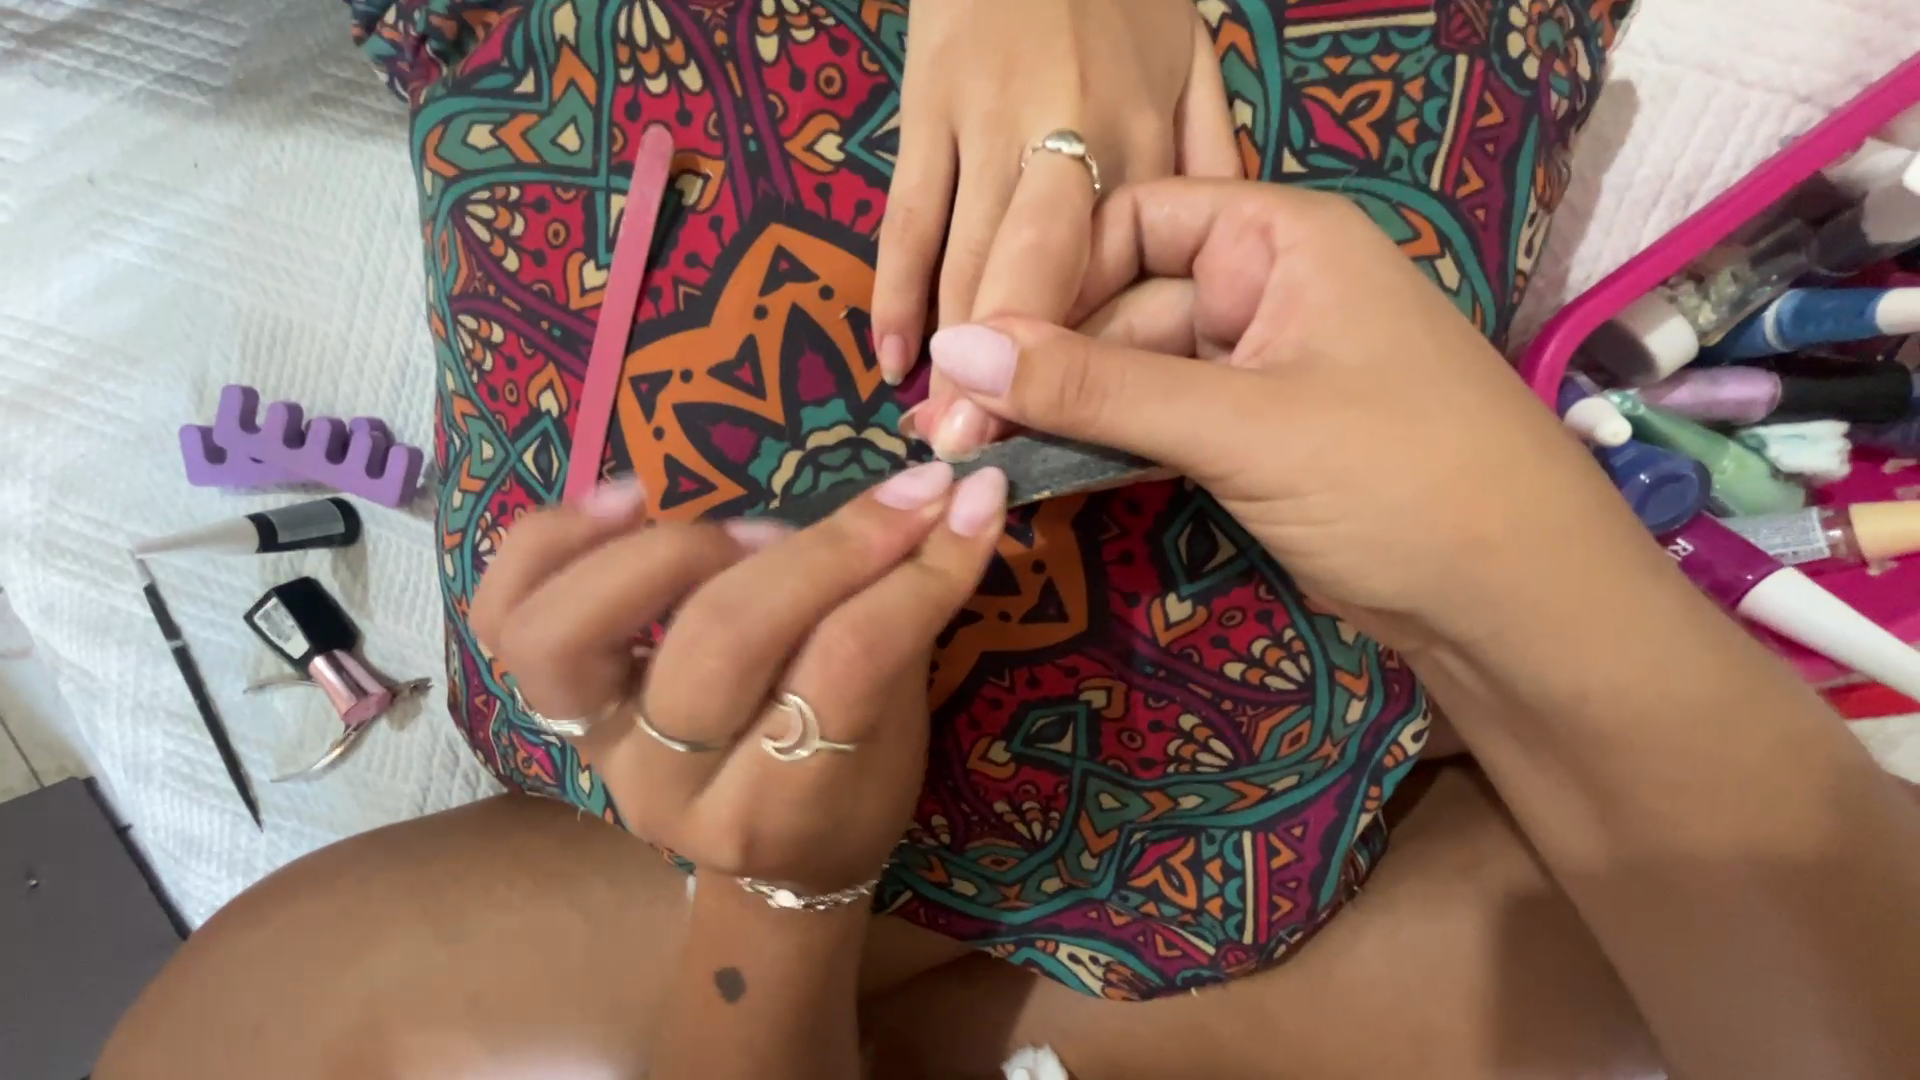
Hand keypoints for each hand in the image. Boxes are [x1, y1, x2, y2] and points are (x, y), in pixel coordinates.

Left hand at [471, 464, 1006, 893]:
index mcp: (782, 814)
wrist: (771, 848)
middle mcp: (671, 790)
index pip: (850, 667)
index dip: (916, 571)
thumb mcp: (901, 723)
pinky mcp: (555, 706)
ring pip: (575, 633)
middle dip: (824, 548)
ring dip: (672, 549)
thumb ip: (910, 616)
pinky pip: (510, 612)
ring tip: (749, 528)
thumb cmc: (851, 786)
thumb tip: (958, 499)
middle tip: (893, 502)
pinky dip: (557, 539)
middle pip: (725, 640)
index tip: (967, 500)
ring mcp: (597, 746)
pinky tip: (631, 497)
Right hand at [871, 0, 1238, 461]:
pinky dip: (894, 286)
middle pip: (1041, 281)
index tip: (1063, 426)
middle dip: (1009, 375)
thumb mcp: (1201, 65)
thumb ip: (1205, 161)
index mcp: (1152, 131)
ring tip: (939, 425)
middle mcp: (1075, 131)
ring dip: (954, 350)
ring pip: (972, 256)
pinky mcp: (928, 102)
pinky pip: (908, 212)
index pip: (1115, 272)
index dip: (1083, 355)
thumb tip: (1213, 250)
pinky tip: (889, 354)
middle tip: (983, 451)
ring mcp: (993, 117)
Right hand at [923, 178, 1655, 652]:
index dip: (1049, 276)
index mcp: (1278, 238)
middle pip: (1116, 309)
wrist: (1506, 604)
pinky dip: (1097, 449)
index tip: (972, 345)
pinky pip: (1146, 425)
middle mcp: (1257, 289)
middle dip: (1040, 369)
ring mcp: (1245, 370)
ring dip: (1059, 416)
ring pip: (1124, 376)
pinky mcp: (1237, 438)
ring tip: (976, 457)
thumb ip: (1095, 387)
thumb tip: (957, 353)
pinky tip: (1036, 476)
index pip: (1130, 221)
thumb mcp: (1237, 422)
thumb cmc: (1396, 478)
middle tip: (952, 431)